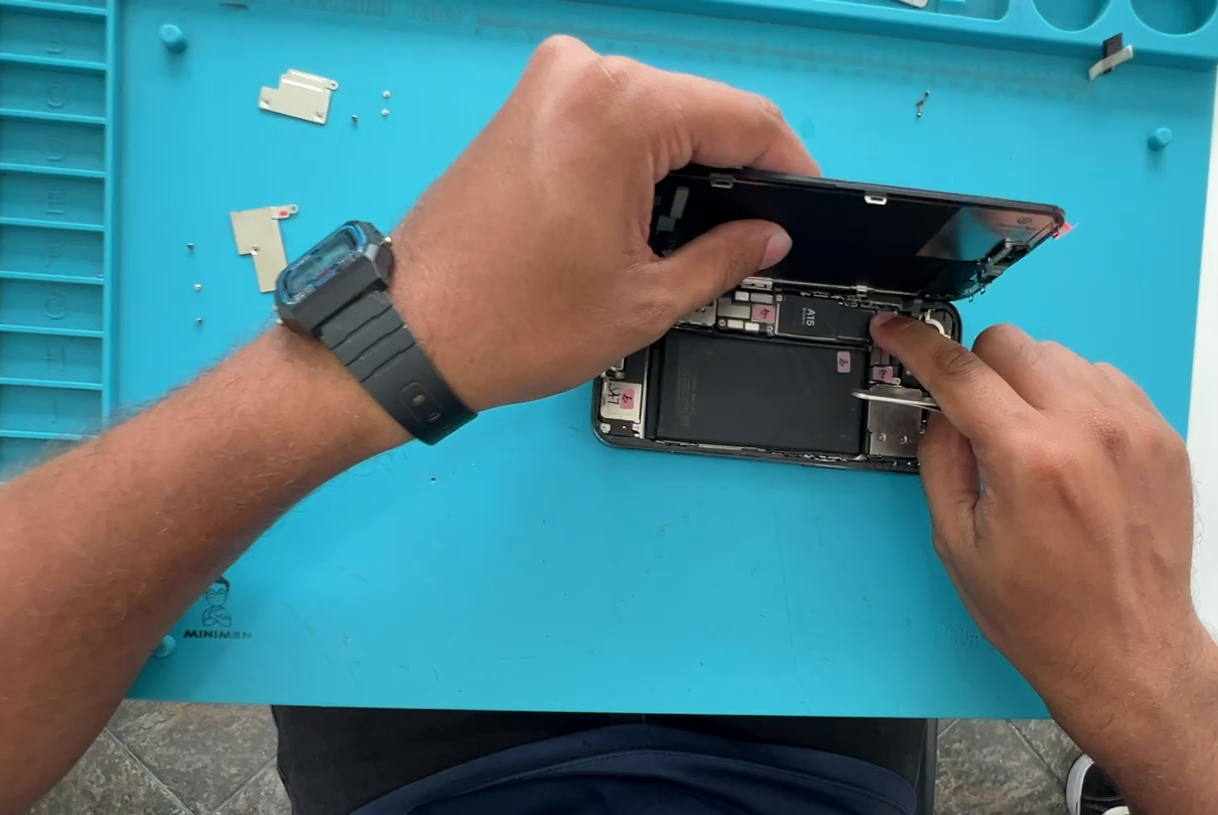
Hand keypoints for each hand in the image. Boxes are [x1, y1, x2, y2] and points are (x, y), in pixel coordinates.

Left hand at [388, 36, 817, 411]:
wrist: (414, 336)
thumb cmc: (517, 323)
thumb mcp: (645, 300)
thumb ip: (722, 259)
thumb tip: (766, 239)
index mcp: (620, 109)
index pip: (743, 119)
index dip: (788, 166)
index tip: (803, 205)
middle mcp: (581, 75)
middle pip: (696, 113)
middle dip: (732, 177)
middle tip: (748, 242)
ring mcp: (545, 87)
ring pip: (653, 120)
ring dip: (683, 176)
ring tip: (690, 245)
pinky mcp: (524, 112)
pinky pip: (608, 126)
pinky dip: (639, 169)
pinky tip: (643, 223)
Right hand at [870, 315, 1217, 749]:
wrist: (1126, 649)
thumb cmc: (1032, 609)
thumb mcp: (956, 541)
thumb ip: (940, 460)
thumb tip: (943, 411)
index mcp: (1027, 457)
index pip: (959, 372)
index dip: (916, 344)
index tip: (895, 328)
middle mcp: (1087, 426)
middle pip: (1011, 343)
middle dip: (974, 368)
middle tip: (967, 414)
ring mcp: (1134, 426)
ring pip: (1058, 355)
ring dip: (1023, 382)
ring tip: (1021, 438)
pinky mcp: (1162, 436)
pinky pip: (1102, 380)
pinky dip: (1069, 395)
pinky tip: (1063, 443)